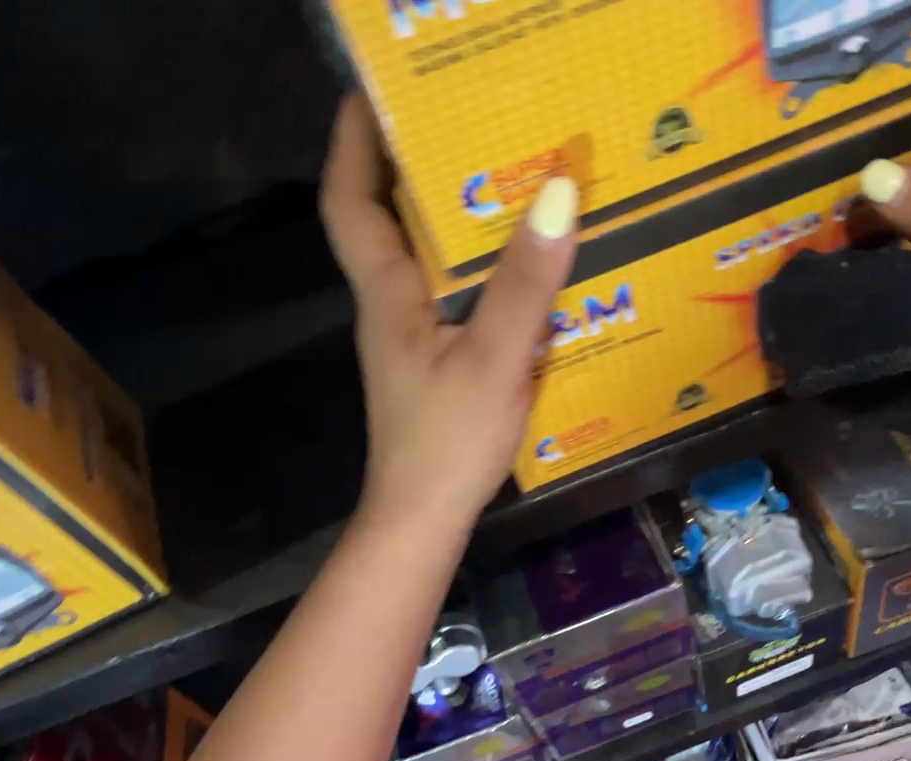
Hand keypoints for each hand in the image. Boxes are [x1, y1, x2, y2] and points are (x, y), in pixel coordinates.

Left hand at [320, 94, 577, 525]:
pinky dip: (477, 272)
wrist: (424, 519)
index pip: (350, 202)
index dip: (354, 142)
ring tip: (503, 184)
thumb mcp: (494, 360)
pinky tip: (521, 273)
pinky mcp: (436, 366)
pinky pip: (453, 299)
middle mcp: (391, 309)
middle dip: (414, 168)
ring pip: (425, 263)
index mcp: (387, 296)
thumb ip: (524, 283)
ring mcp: (412, 341)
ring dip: (451, 221)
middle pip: (389, 223)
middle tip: (466, 125)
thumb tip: (559, 193)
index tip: (376, 91)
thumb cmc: (446, 442)